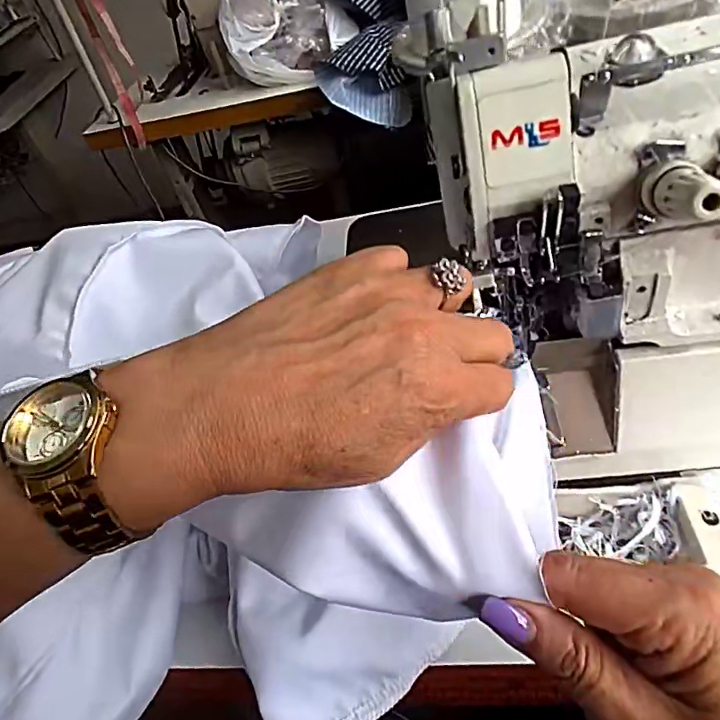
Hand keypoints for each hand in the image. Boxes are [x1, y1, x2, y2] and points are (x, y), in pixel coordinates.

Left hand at [97, 247, 516, 529]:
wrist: (219, 406)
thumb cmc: (288, 442)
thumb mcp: (380, 458)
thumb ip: (427, 421)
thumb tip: (442, 401)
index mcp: (435, 386)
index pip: (499, 383)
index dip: (484, 396)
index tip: (468, 397)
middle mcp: (421, 332)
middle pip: (494, 333)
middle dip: (477, 354)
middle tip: (447, 367)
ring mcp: (388, 293)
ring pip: (455, 285)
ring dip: (444, 311)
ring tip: (413, 329)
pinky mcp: (351, 270)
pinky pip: (400, 261)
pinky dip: (397, 281)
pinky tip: (373, 305)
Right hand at [482, 551, 719, 719]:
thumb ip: (572, 661)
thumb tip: (510, 607)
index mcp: (687, 603)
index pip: (570, 570)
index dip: (524, 596)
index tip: (496, 626)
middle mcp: (690, 585)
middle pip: (580, 578)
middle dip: (556, 627)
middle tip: (575, 692)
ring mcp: (690, 600)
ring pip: (593, 598)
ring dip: (582, 644)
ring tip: (614, 703)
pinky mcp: (685, 619)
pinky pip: (616, 614)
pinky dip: (603, 649)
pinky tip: (627, 692)